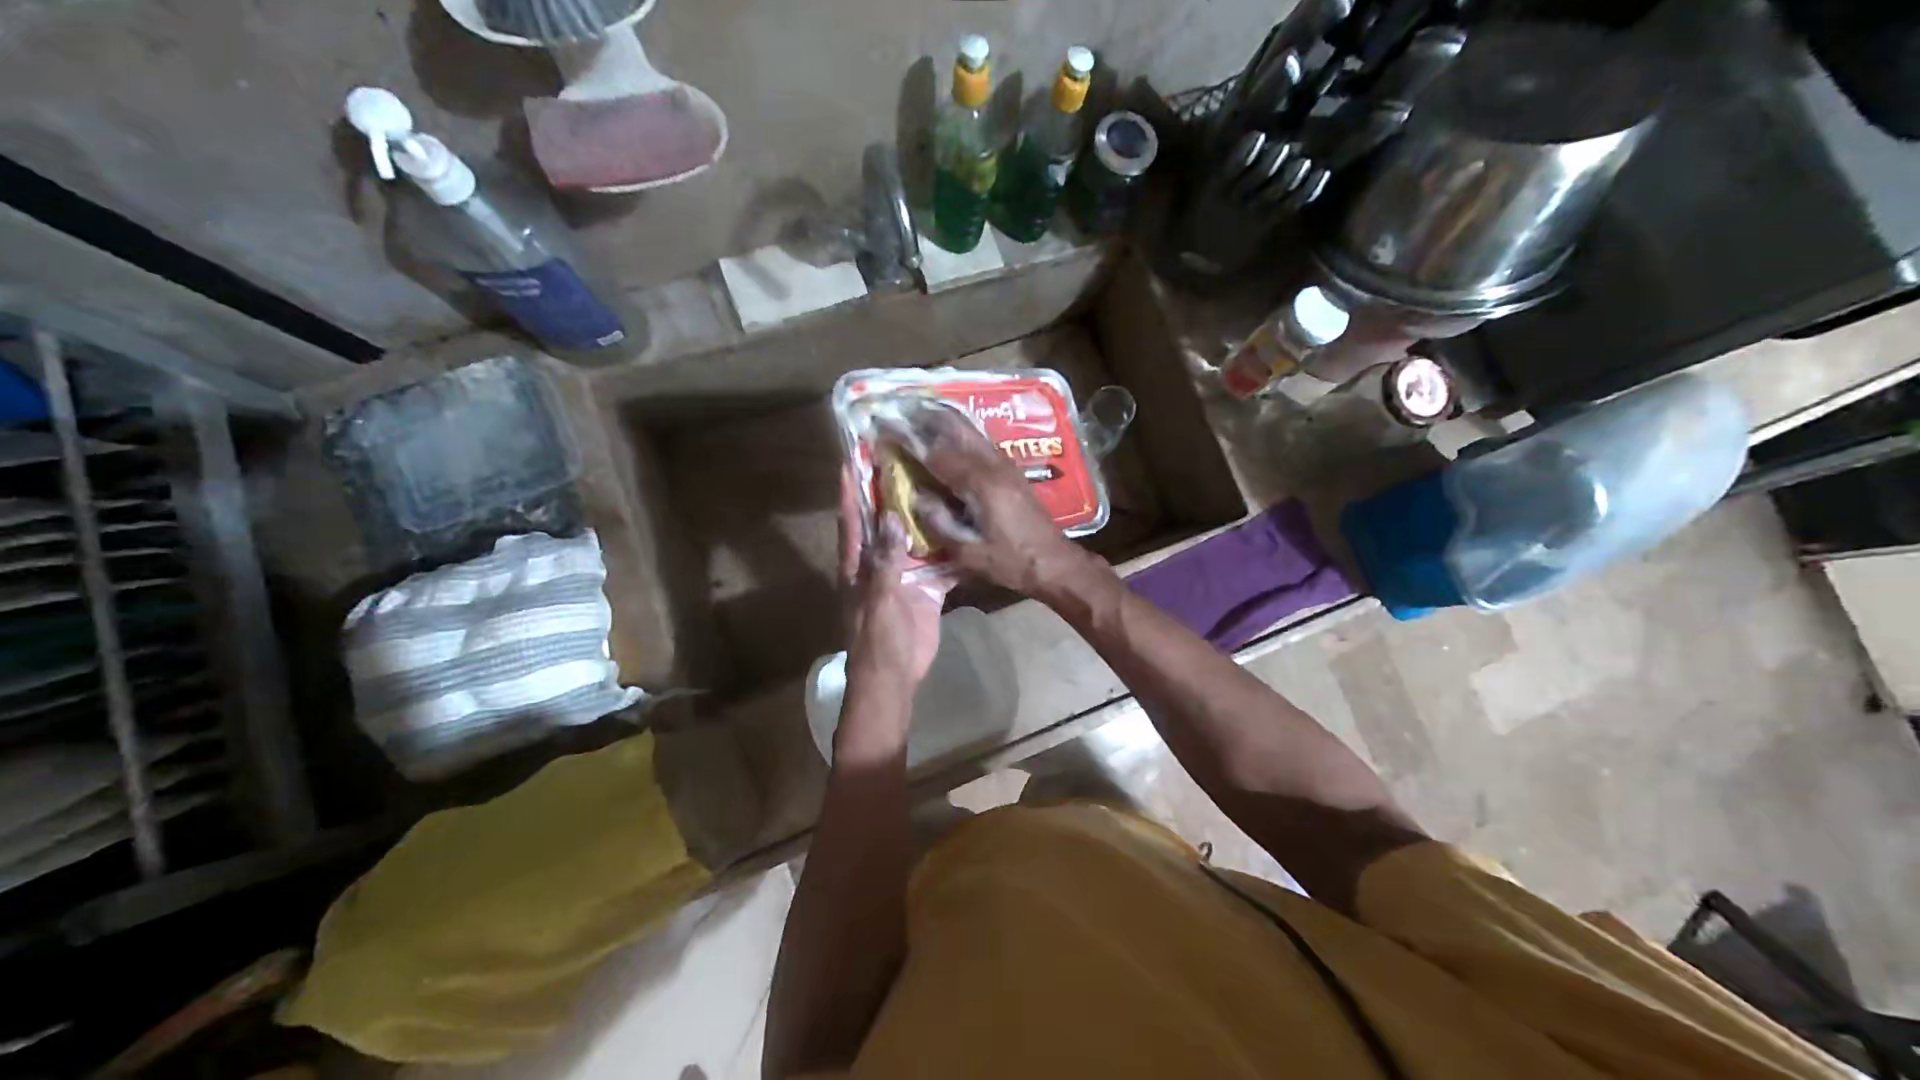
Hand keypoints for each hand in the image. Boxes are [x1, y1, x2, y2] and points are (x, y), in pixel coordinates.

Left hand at [838, 471, 946, 708]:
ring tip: (942, 483)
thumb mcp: (879, 596)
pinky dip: (950, 550)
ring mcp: (903, 575)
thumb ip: (885, 557)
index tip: (853, 456)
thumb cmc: (877, 637)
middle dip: (891, 492)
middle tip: (907, 458)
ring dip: (924, 517)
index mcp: (857, 563)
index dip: (851, 488)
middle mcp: (879, 562)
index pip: (851, 518)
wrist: (894, 677)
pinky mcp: (925, 589)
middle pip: (884, 521)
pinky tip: (967, 528)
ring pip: (913, 539)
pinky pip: (938, 564)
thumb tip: (890, 515)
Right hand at [904, 406, 1100, 599]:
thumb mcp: (968, 552)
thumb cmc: (1010, 562)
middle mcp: (993, 465)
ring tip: (918, 410)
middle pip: (956, 428)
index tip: (885, 427)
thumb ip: (939, 522)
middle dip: (926, 416)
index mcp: (980, 483)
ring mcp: (1005, 465)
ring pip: (970, 430)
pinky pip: (980, 441)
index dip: (908, 439)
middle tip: (900, 407)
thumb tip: (916, 497)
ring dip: (943, 419)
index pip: (936, 453)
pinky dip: (960, 431)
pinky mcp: (1010, 470)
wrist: (1054, 562)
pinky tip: (948, 432)